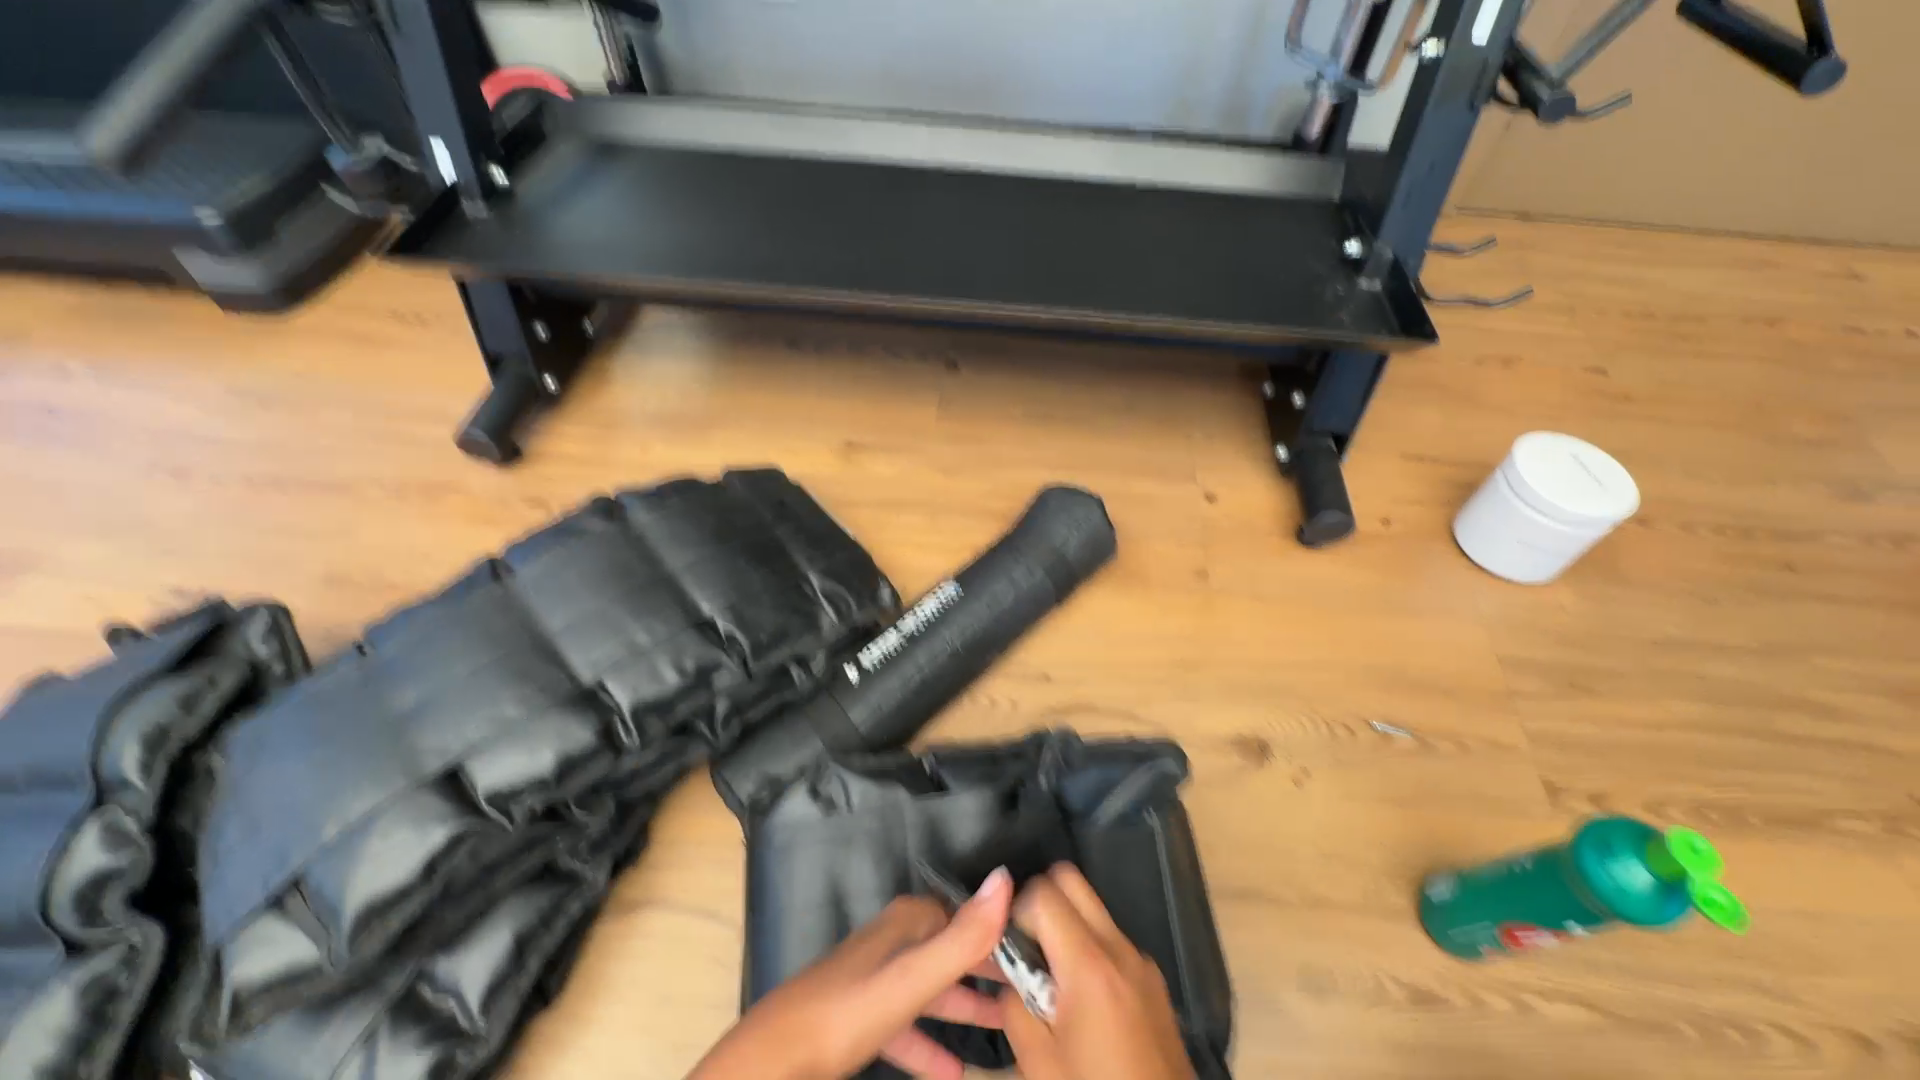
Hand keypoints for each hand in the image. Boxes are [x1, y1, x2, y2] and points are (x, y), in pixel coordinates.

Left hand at [688, 867, 1013, 1079]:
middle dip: (989, 976)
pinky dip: (929, 1046)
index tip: (1039, 958)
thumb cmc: (850, 1012)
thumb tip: (1007, 875)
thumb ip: (964, 934)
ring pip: (932, 991)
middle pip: (952, 953)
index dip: (1003, 936)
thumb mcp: (914, 976)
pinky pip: (907, 1027)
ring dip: (965, 1011)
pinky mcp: (860, 1017)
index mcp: (908, 922)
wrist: (775, 1061)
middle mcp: (893, 941)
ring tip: (1006, 1033)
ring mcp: (875, 979)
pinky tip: (952, 1072)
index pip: (968, 917)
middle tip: (1032, 998)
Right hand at [1001, 864, 1195, 1079]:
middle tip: (1026, 949)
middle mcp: (1119, 948)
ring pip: (1092, 909)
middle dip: (1039, 901)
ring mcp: (1141, 961)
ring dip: (1065, 927)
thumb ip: (1013, 1003)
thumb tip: (1011, 976)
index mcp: (1088, 964)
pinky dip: (1088, 950)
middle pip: (1071, 880)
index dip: (1016, 910)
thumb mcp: (1037, 1061)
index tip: (1009, 946)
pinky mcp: (1153, 979)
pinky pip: (1111, 940)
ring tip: (1051, 982)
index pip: (1043, 892)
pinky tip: (1082, 1003)